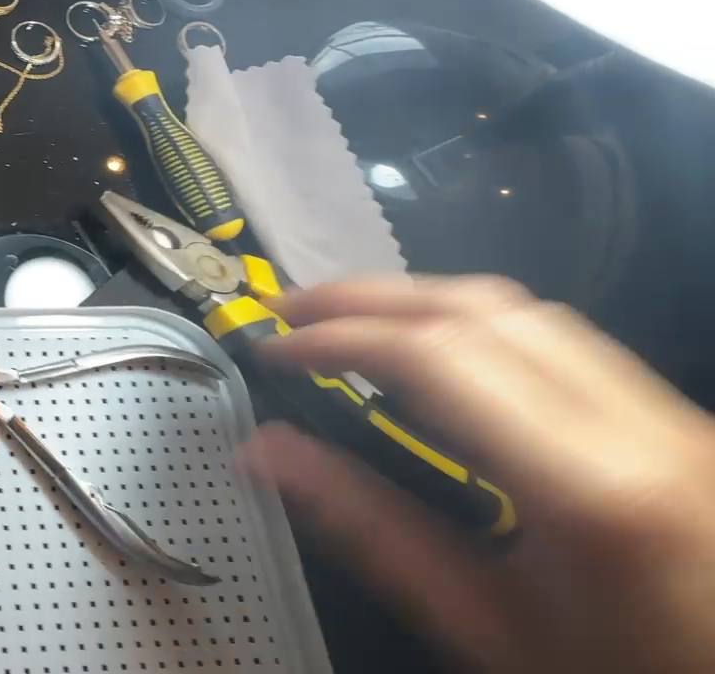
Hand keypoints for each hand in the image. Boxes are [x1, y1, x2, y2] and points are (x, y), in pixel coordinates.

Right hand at [243, 275, 714, 673]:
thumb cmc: (614, 671)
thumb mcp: (481, 620)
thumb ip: (365, 523)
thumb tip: (260, 449)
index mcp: (595, 487)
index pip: (436, 356)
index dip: (336, 336)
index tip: (271, 349)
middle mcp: (648, 431)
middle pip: (479, 309)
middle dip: (365, 298)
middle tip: (288, 311)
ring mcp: (675, 420)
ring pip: (522, 311)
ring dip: (413, 300)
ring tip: (342, 320)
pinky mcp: (678, 424)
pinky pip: (554, 339)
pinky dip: (464, 323)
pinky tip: (423, 351)